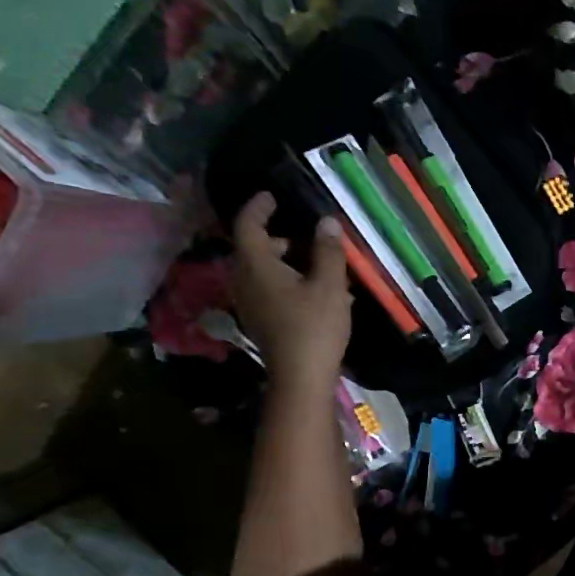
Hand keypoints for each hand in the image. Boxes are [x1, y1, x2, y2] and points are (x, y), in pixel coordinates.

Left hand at [231, 191, 351, 389]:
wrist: (301, 379)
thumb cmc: (314, 327)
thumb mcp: (330, 285)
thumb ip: (328, 251)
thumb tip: (326, 222)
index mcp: (256, 266)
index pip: (247, 225)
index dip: (258, 207)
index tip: (272, 195)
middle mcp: (244, 282)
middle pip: (252, 249)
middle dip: (276, 237)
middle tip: (305, 234)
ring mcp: (249, 305)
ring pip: (260, 271)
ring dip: (282, 261)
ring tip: (315, 263)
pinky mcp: (260, 322)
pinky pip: (266, 290)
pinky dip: (284, 281)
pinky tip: (312, 291)